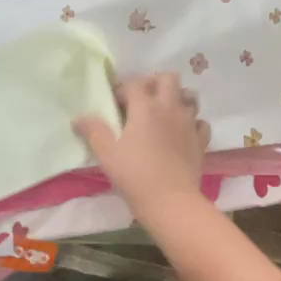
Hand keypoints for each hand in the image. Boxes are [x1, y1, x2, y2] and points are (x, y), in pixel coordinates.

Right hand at [75, 72, 210, 214]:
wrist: (170, 201)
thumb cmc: (134, 175)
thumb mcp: (107, 153)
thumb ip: (93, 131)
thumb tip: (79, 118)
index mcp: (146, 107)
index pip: (135, 83)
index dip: (123, 88)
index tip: (115, 103)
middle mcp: (170, 108)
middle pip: (169, 79)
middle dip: (155, 83)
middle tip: (143, 99)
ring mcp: (189, 123)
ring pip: (190, 97)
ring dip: (177, 99)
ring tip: (164, 113)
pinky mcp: (201, 140)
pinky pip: (201, 122)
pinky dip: (193, 123)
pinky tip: (182, 133)